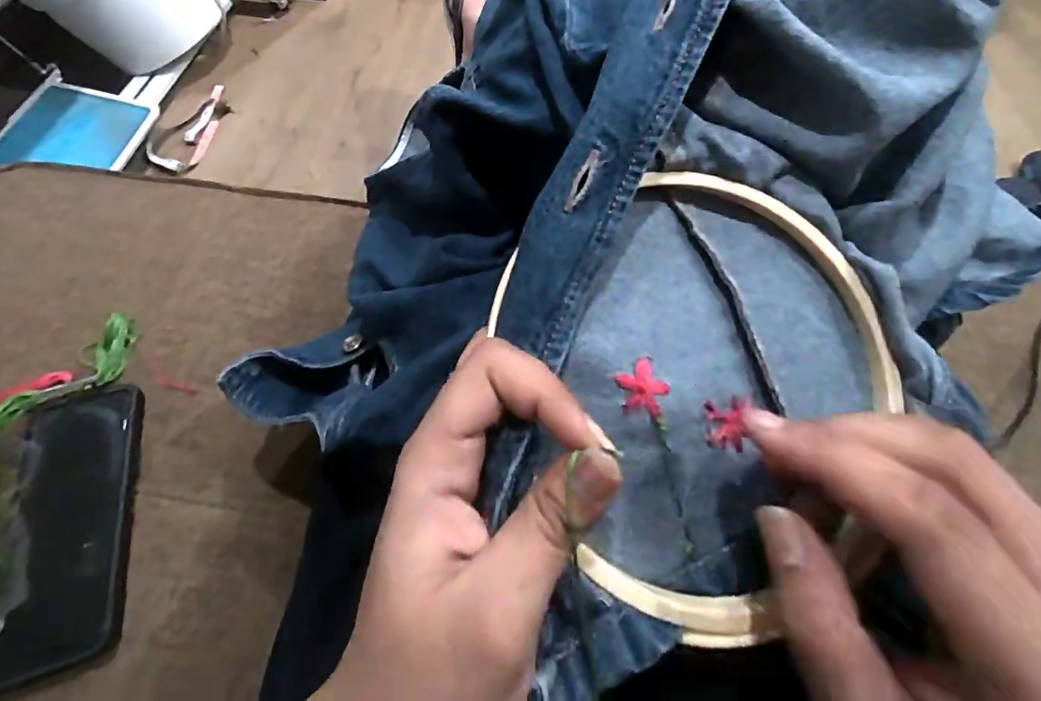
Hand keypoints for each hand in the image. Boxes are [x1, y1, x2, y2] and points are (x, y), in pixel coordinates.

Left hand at [316, 333, 623, 700]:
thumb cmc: (433, 678)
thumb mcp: (496, 609)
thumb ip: (547, 526)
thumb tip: (608, 454)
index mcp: (431, 460)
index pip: (486, 371)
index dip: (542, 389)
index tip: (591, 443)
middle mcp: (443, 450)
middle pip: (495, 373)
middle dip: (551, 389)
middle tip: (596, 440)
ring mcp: (460, 473)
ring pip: (507, 401)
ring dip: (555, 411)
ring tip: (597, 445)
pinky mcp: (482, 499)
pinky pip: (519, 440)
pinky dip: (554, 437)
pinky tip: (578, 457)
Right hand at [743, 412, 1040, 700]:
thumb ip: (820, 623)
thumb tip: (776, 514)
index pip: (932, 517)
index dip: (835, 459)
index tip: (758, 430)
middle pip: (957, 463)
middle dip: (852, 435)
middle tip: (780, 442)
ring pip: (971, 464)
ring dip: (875, 447)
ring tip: (810, 469)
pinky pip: (980, 491)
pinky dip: (905, 473)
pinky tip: (861, 500)